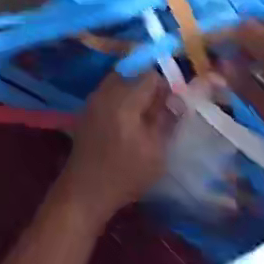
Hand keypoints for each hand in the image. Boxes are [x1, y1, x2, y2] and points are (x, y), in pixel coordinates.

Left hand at [54, 72, 178, 222]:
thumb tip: (178, 97)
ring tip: (145, 117)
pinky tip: (128, 122)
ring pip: (119, 82)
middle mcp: (105, 92)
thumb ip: (166, 119)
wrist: (86, 190)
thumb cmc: (126, 174)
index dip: (166, 86)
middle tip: (160, 110)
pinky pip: (108, 93)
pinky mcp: (86, 110)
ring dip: (134, 92)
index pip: (150, 75)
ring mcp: (93, 100)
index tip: (173, 104)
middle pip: (132, 74)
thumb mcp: (156, 151)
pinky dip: (121, 99)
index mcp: (124, 100)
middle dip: (149, 87)